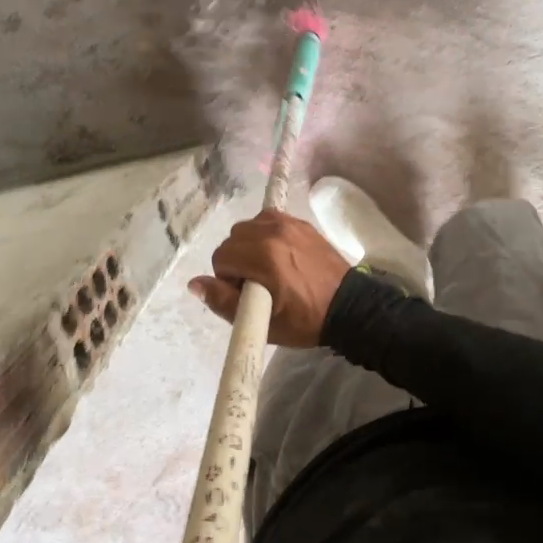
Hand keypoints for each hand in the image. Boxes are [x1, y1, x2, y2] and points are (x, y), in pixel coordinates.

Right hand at [189, 210, 351, 346]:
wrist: (348, 307)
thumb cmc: (305, 320)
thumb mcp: (262, 322)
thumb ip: (224, 302)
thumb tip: (194, 284)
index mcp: (263, 256)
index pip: (221, 258)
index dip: (228, 279)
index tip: (247, 294)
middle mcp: (273, 231)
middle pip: (232, 239)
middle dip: (236, 261)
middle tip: (257, 284)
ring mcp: (288, 223)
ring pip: (248, 227)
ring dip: (249, 246)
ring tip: (268, 268)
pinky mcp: (300, 222)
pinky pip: (267, 219)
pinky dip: (265, 234)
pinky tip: (279, 255)